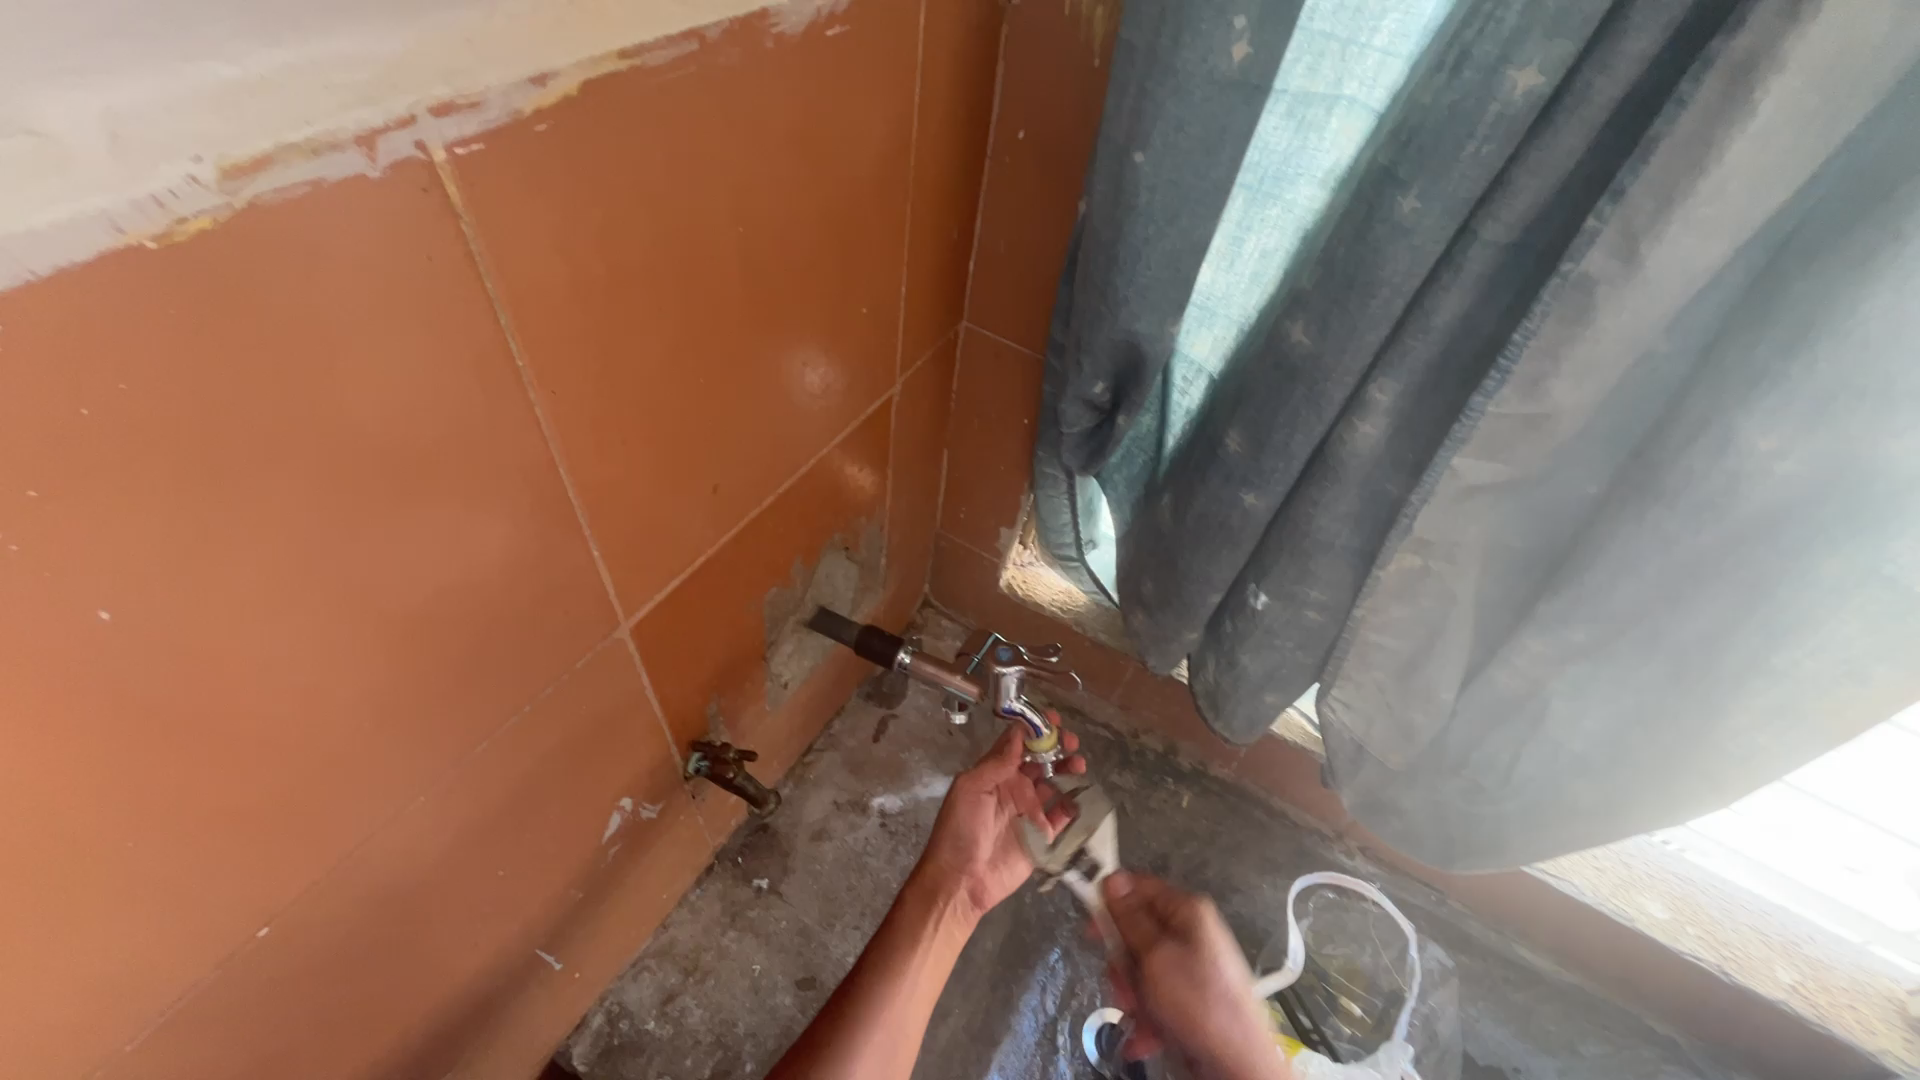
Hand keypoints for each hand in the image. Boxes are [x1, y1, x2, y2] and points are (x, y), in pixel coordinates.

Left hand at [914, 721, 1085, 922]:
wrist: (962, 881)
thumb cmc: (959, 831)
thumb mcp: (970, 789)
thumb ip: (996, 762)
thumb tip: (1019, 733)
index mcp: (993, 774)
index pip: (1016, 744)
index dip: (1033, 729)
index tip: (1052, 718)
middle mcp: (1014, 789)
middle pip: (1040, 761)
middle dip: (1056, 747)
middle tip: (1071, 741)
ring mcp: (1030, 812)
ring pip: (1055, 784)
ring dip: (1068, 770)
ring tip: (1078, 763)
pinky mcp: (1043, 838)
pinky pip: (1063, 817)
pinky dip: (1075, 804)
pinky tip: (1082, 795)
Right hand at [1101, 873, 1286, 1079]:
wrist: (1239, 1066)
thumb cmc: (1197, 1003)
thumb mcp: (1156, 956)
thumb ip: (1130, 919)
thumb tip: (1112, 878)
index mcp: (1186, 912)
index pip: (1138, 888)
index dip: (1111, 902)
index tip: (1091, 927)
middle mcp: (1189, 933)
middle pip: (1135, 932)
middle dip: (1124, 963)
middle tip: (1124, 984)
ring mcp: (1189, 967)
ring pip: (1140, 968)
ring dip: (1133, 994)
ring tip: (1142, 1016)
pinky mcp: (1188, 998)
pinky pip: (1154, 995)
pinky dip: (1147, 1016)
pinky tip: (1145, 1037)